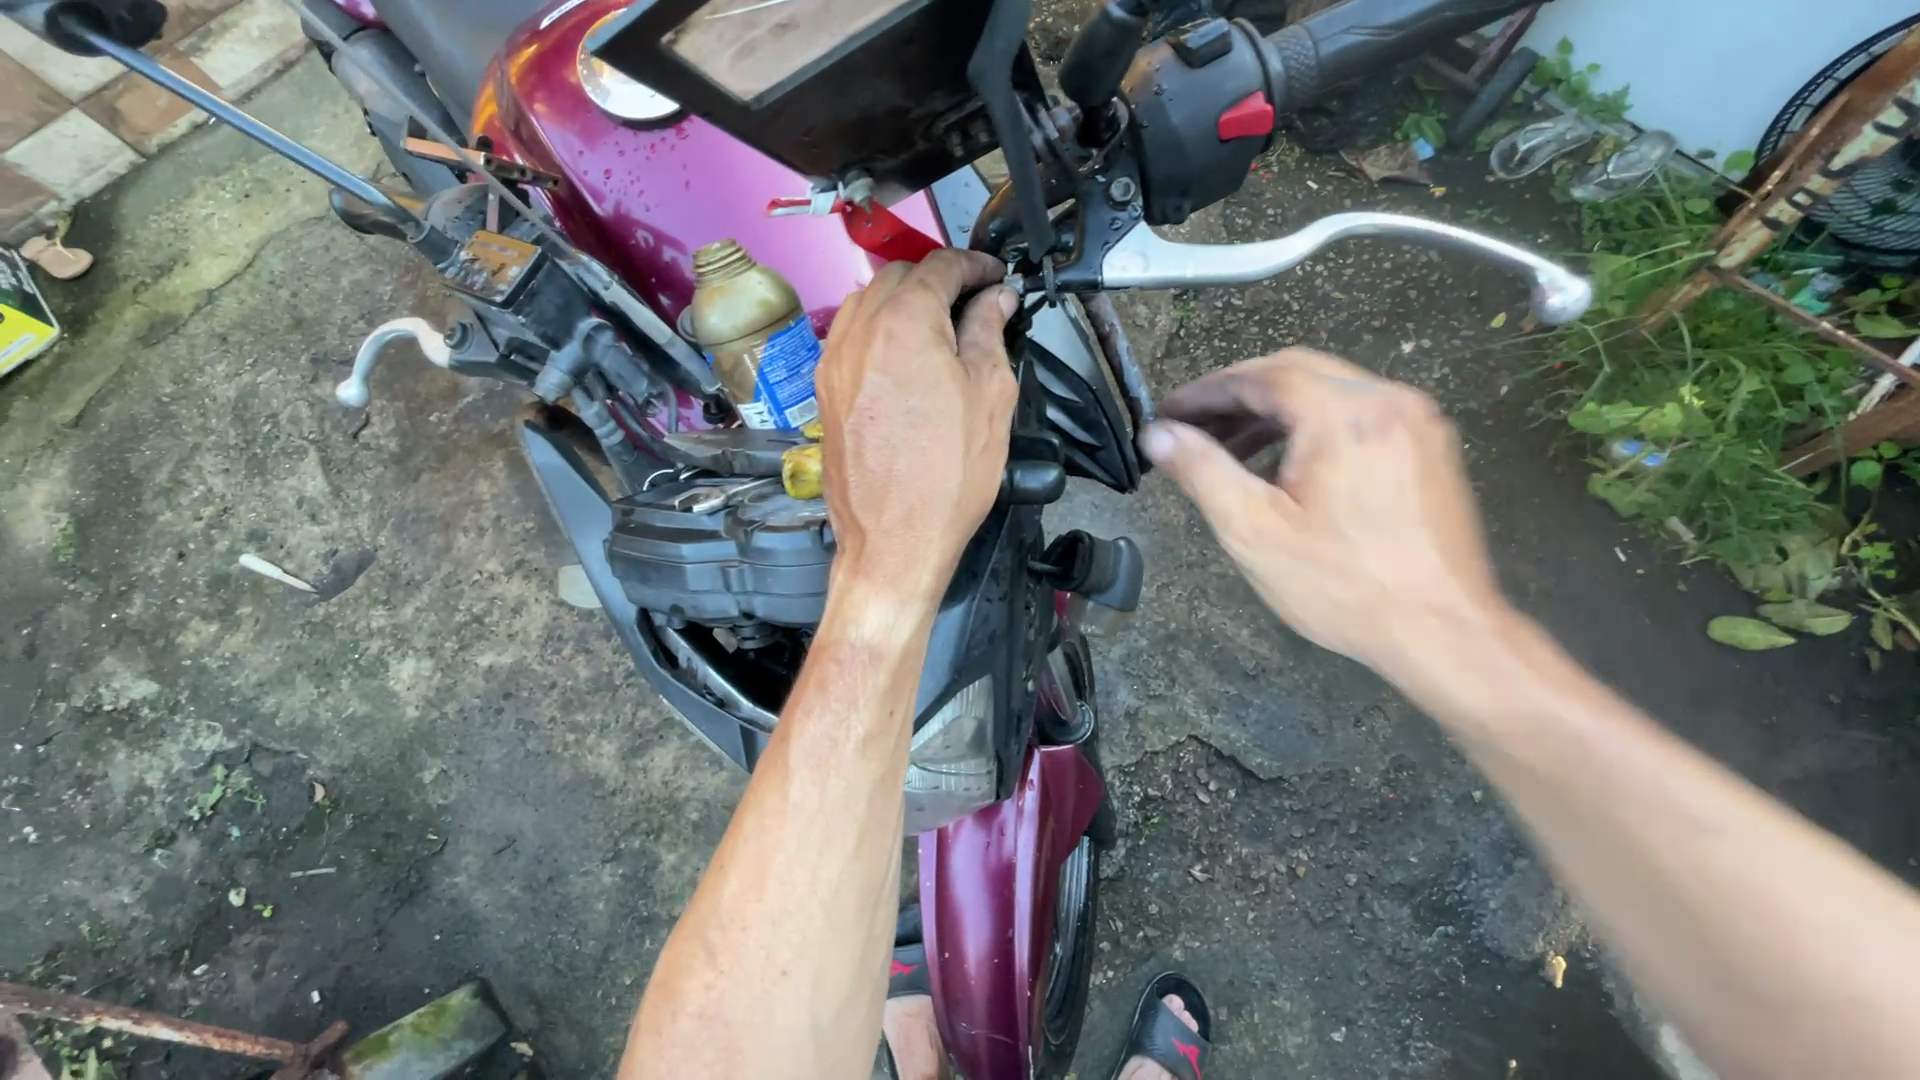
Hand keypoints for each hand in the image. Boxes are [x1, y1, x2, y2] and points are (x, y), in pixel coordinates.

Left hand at [815, 250, 1018, 600]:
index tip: (995, 278)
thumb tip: (995, 300)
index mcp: (904, 323)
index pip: (940, 266)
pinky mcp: (825, 392)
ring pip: (867, 303)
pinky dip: (878, 332)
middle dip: (938, 279)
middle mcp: (858, 333)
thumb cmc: (944, 479)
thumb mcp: (990, 396)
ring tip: (940, 329)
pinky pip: (850, 338)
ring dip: (903, 302)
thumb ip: (989, 333)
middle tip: (974, 302)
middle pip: (898, 277)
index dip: (975, 265)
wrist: (893, 541)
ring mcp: (834, 363)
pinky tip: (905, 359)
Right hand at [1140, 348, 1504, 669]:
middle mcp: (1388, 400)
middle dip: (1237, 395)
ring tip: (1228, 452)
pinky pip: (1358, 416)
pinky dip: (1311, 427)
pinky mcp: (1429, 448)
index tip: (1167, 413)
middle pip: (1296, 373)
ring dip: (1272, 412)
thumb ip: (1202, 471)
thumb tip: (1157, 434)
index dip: (1206, 391)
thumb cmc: (1341, 584)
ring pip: (1328, 393)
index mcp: (1345, 414)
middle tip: (1192, 427)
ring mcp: (1417, 422)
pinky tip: (1284, 468)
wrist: (1444, 632)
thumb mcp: (1254, 530)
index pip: (1261, 376)